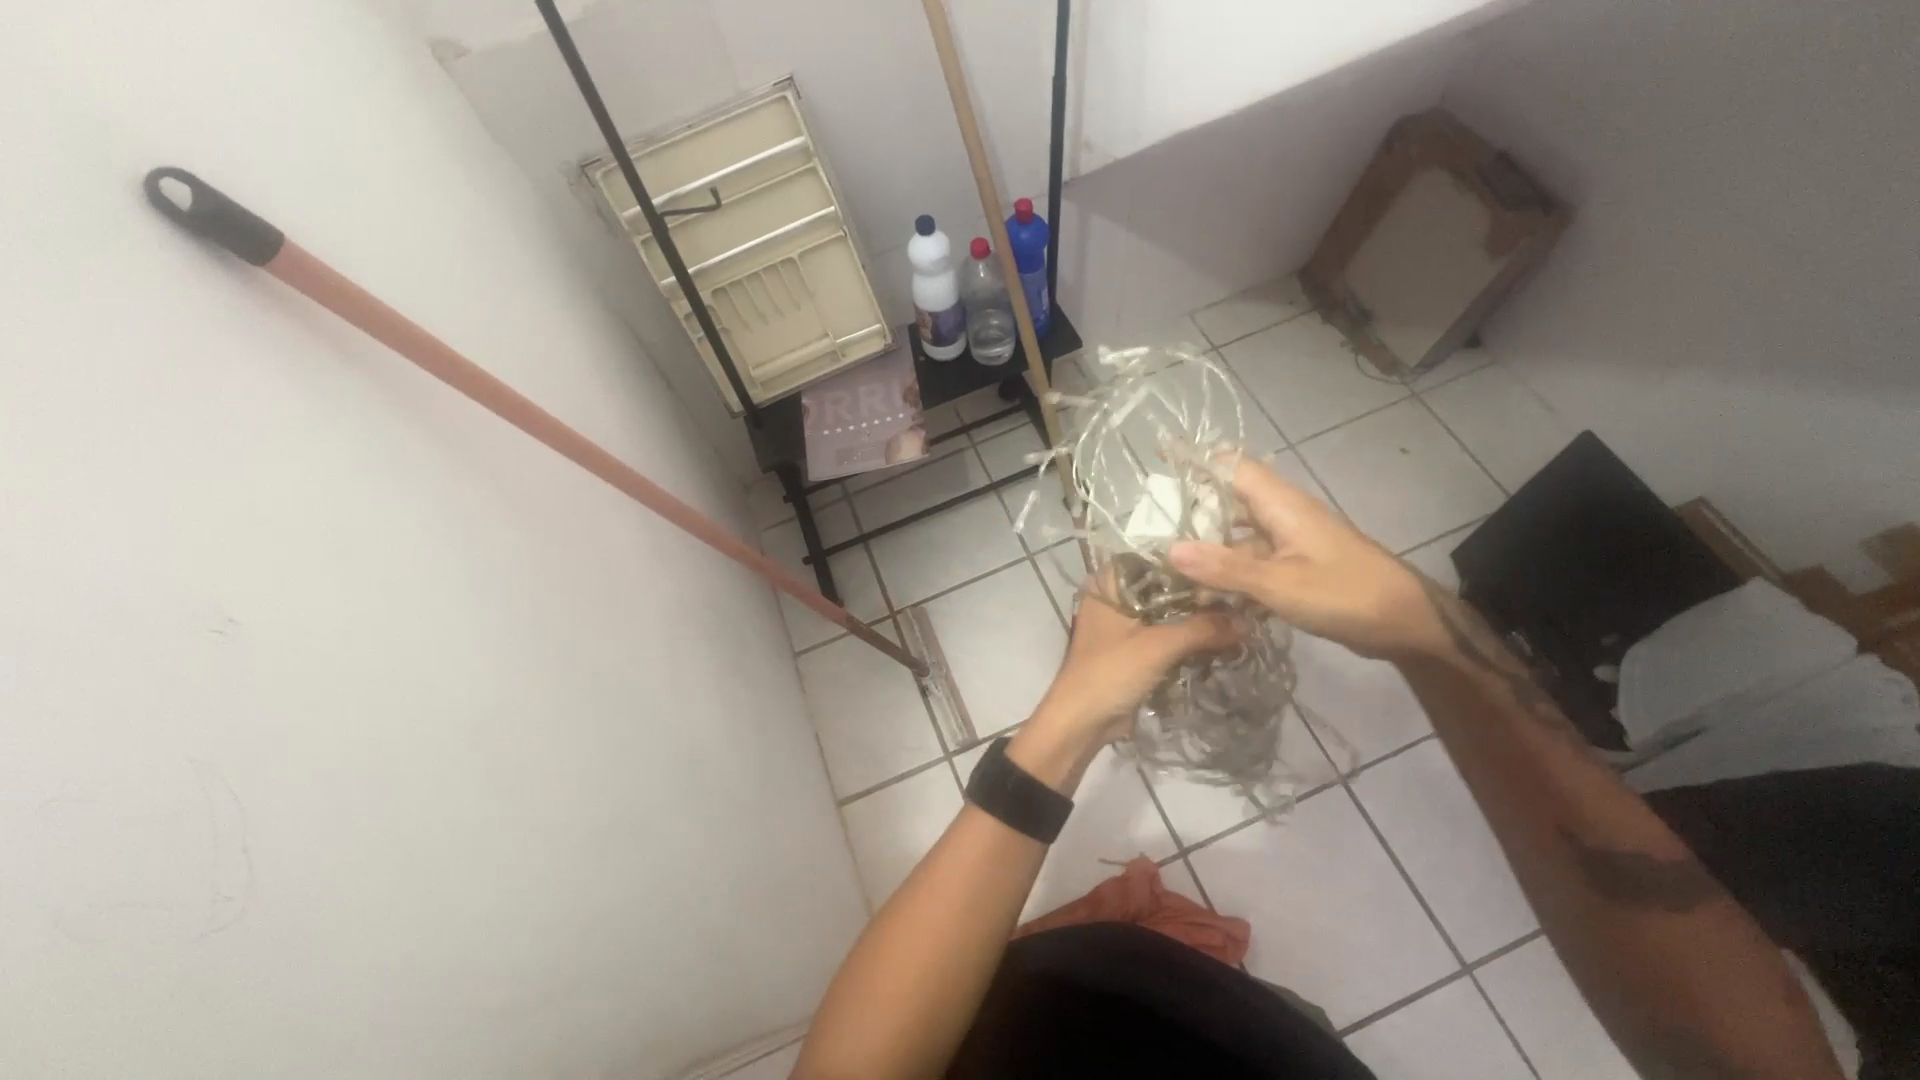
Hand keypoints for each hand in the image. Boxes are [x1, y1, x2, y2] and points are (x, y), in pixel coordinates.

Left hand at [1030, 568, 1243, 743]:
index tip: (1229, 558)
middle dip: (1200, 593)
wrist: (1080, 724)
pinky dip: (1188, 638)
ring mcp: (1123, 625)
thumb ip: (1203, 628)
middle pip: (1164, 586)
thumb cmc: (1110, 673)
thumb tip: (1249, 620)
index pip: (1154, 557)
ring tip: (1241, 612)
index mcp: (1108, 584)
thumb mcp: (1158, 646)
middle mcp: (1114, 597)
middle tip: (1243, 589)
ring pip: (1167, 613)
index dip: (1191, 559)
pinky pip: (1166, 636)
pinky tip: (1222, 637)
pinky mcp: (1132, 651)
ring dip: (1197, 618)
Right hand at [1168, 457, 1447, 659]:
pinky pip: (1253, 560)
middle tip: (1151, 524)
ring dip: (1209, 546)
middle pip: (1230, 498)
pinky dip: (1229, 571)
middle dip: (1192, 507)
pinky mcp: (1297, 566)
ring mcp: (1291, 541)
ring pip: (1239, 534)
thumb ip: (1225, 568)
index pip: (1231, 466)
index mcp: (1281, 505)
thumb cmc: (1346, 594)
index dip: (1196, 460)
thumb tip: (1170, 549)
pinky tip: (1206, 594)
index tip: (1159, 459)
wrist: (1406, 622)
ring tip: (1169, 563)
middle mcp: (1283, 515)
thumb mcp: (1280, 584)